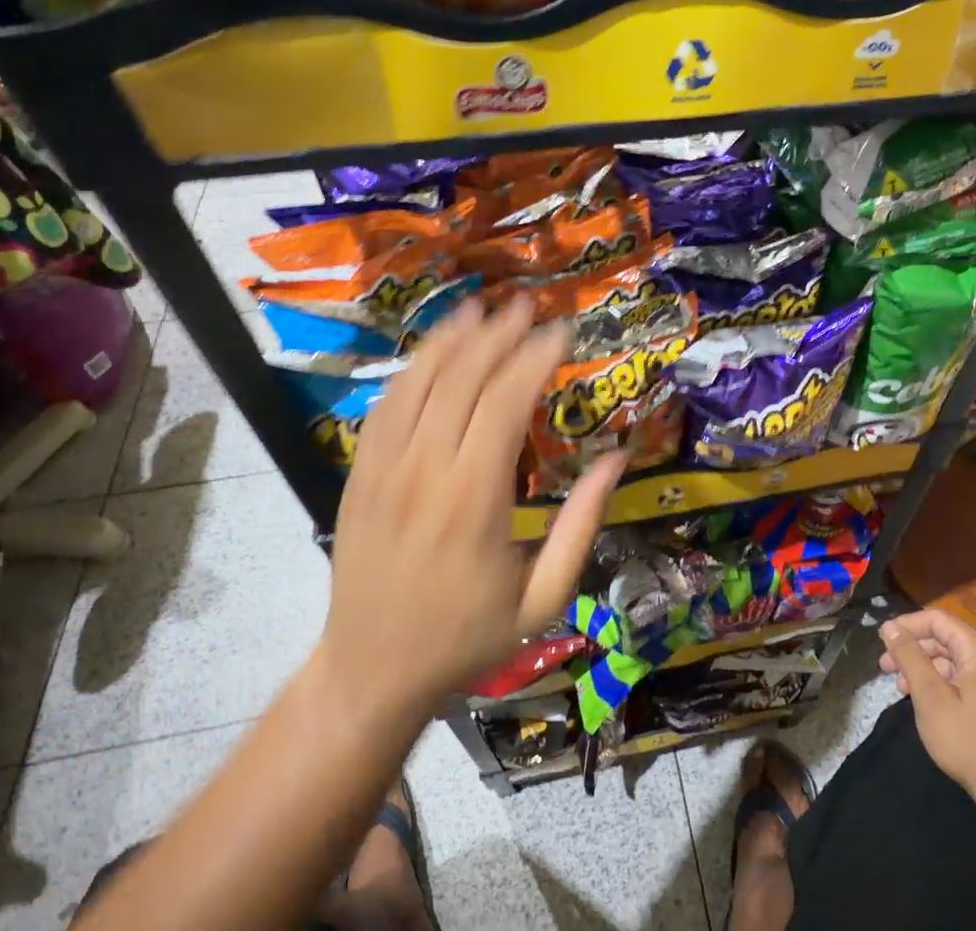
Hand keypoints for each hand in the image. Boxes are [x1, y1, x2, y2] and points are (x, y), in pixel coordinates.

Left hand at [320, 296, 625, 712]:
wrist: (374, 669)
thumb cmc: (468, 638)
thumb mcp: (543, 598)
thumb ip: (581, 525)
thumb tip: (617, 458)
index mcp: (474, 501)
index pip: (505, 403)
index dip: (534, 359)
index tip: (562, 331)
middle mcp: (424, 473)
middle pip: (461, 381)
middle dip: (497, 335)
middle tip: (528, 305)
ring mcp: (382, 470)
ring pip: (417, 385)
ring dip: (450, 341)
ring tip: (480, 309)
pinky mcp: (358, 476)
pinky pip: (384, 408)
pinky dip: (411, 372)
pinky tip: (432, 354)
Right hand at [879, 609, 975, 832]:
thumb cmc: (966, 739)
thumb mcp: (930, 695)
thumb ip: (910, 656)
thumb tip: (890, 627)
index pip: (939, 620)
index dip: (908, 624)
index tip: (882, 639)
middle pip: (946, 638)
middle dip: (912, 647)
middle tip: (884, 666)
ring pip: (952, 660)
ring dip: (922, 667)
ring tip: (899, 686)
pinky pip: (961, 679)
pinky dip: (938, 682)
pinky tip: (921, 700)